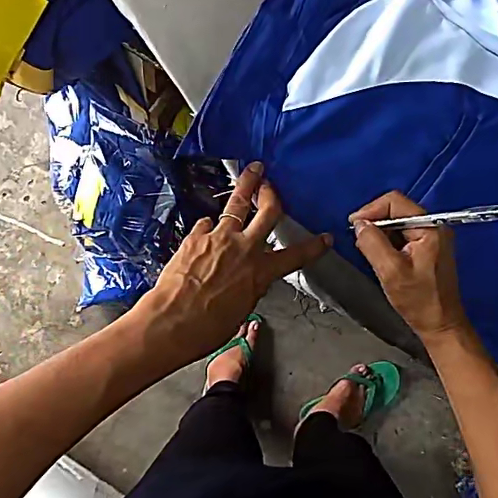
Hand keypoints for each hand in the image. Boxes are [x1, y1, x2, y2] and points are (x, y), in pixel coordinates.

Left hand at [129, 163, 329, 368]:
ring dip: (246, 185)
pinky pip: (207, 222)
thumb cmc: (207, 326)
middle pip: (268, 211)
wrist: (171, 322)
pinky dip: (210, 224)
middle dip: (273, 193)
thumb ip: (251, 285)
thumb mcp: (242, 308)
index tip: (325, 238)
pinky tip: (207, 229)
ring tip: (250, 172)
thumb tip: (248, 277)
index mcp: (262, 271)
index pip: (297, 255)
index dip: (314, 246)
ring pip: (237, 203)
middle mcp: (245, 248)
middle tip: (271, 183)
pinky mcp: (196, 236)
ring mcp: (220, 238)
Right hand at [350, 191, 473, 343]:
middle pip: (397, 210)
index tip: (354, 225)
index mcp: (430, 227)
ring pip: (399, 223)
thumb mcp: (390, 271)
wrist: (441, 324)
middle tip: (359, 241)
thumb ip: (373, 243)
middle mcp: (434, 226)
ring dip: (381, 233)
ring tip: (369, 251)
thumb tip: (360, 224)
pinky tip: (381, 257)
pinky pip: (404, 235)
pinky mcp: (429, 248)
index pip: (395, 202)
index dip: (371, 210)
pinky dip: (389, 242)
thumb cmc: (419, 300)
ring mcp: (433, 237)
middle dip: (375, 222)